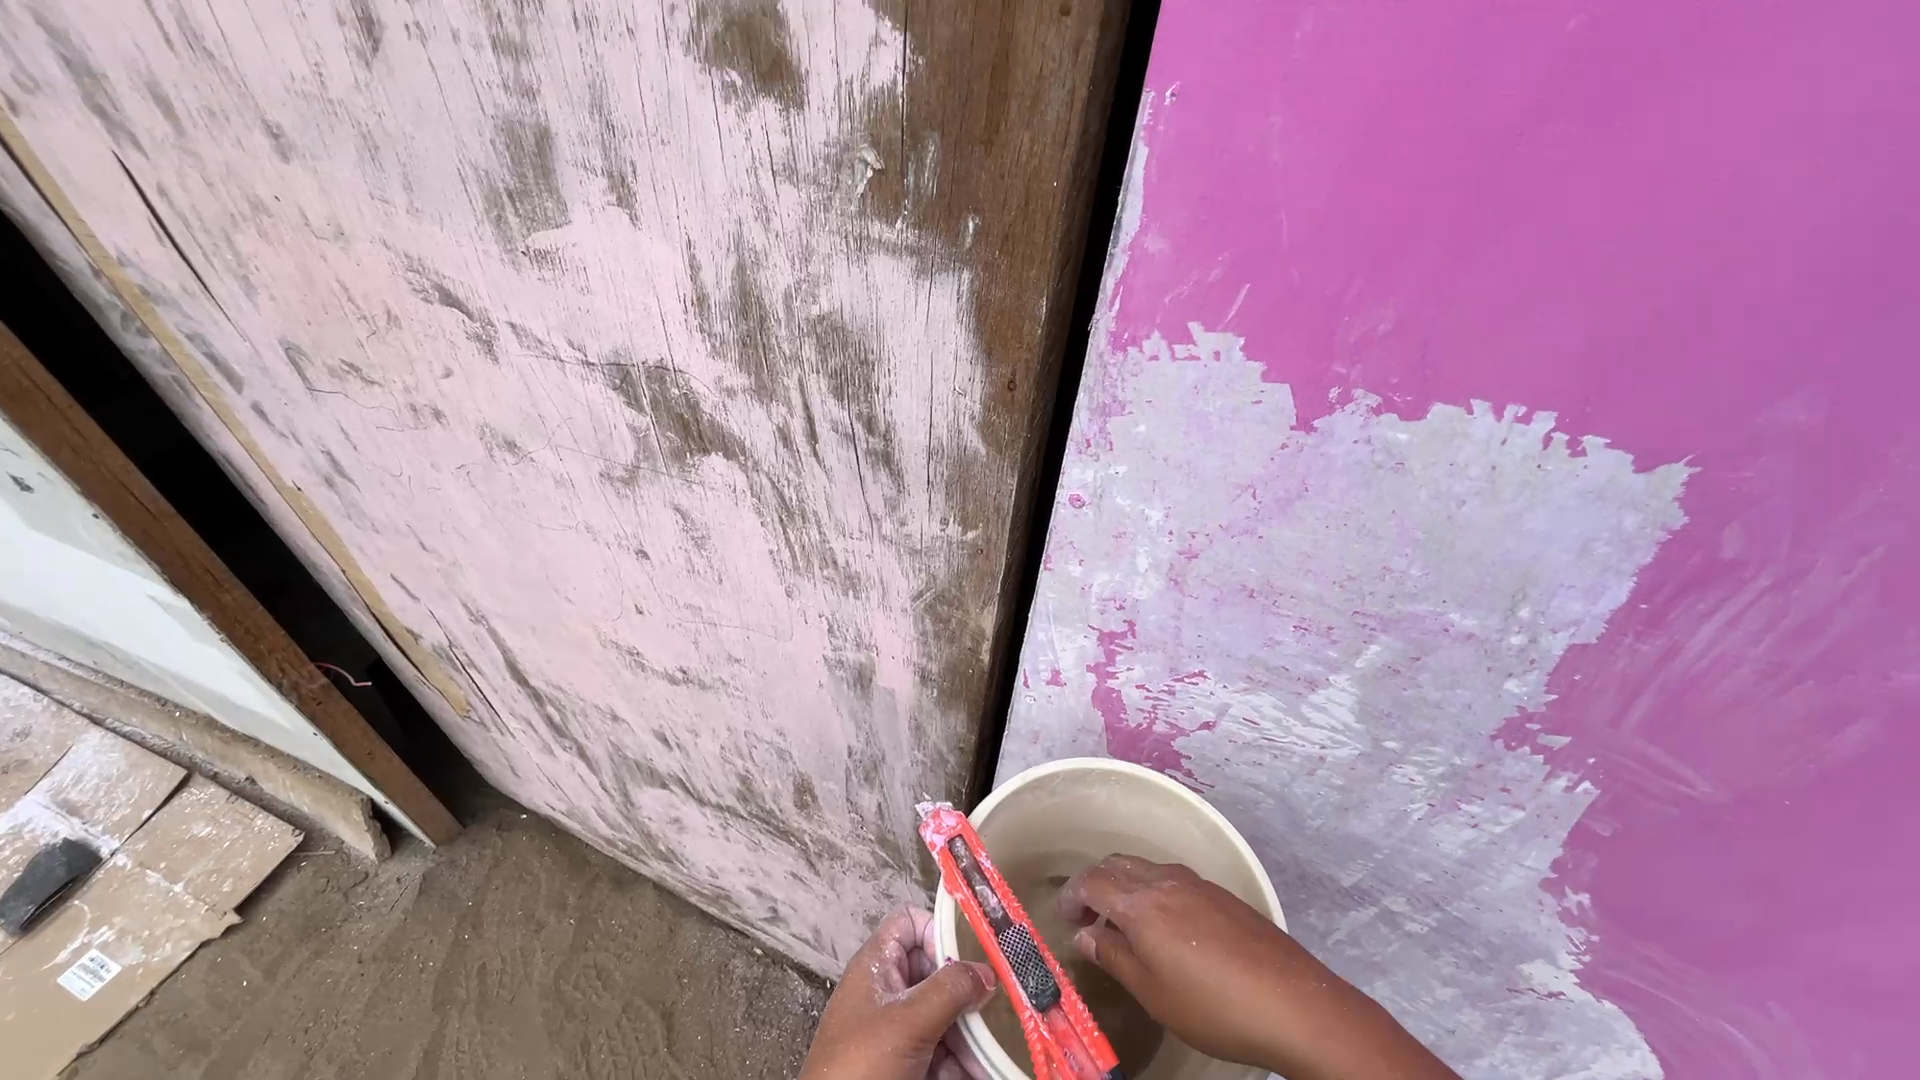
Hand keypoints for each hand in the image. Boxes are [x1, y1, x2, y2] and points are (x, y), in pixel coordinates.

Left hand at [800, 907, 999, 1079]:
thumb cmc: (864, 1066)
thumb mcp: (907, 1021)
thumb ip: (949, 989)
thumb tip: (986, 970)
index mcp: (878, 966)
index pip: (910, 924)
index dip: (938, 931)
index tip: (969, 956)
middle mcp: (891, 991)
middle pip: (938, 971)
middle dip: (970, 988)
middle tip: (1001, 1001)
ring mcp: (902, 1031)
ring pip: (948, 1014)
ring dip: (975, 1029)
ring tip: (1000, 1043)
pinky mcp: (913, 1065)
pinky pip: (948, 1051)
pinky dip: (968, 1059)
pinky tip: (989, 1068)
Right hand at [1060, 856, 1457, 1079]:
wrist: (1293, 1003)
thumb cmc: (1212, 1006)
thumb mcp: (1151, 991)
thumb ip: (1113, 956)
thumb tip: (1086, 933)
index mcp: (1141, 902)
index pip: (1092, 880)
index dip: (1072, 895)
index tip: (1066, 919)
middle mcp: (1165, 880)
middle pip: (1116, 864)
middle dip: (1095, 883)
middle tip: (1088, 918)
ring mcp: (1197, 883)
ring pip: (1145, 867)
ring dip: (1124, 884)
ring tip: (1124, 923)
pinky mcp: (1222, 895)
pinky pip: (1172, 878)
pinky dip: (1152, 890)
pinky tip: (1165, 926)